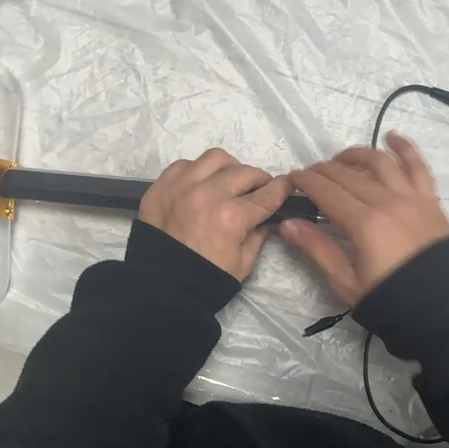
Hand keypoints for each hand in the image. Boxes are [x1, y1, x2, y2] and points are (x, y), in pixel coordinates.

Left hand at [139, 149, 293, 280]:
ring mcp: (182, 186)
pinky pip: (186, 164)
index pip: (267, 194)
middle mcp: (209, 193)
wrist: (160, 288)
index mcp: (232, 216)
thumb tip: (267, 218)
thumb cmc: (205, 280)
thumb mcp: (243, 263)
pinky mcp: (162, 186)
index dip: (283, 188)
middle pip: (245, 172)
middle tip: (259, 190)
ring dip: (229, 168)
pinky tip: (201, 184)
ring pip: (216, 159)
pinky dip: (198, 171)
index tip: (288, 184)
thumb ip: (259, 236)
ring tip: (229, 181)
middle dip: (259, 180)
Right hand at [281, 134, 448, 306]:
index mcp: (364, 223)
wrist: (440, 311)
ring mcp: (412, 198)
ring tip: (340, 159)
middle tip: (309, 176)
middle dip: (324, 170)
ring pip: (380, 162)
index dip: (306, 182)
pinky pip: (418, 166)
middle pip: (349, 174)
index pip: (327, 191)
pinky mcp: (430, 201)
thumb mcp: (346, 282)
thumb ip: (317, 249)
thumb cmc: (389, 300)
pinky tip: (392, 137)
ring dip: (356, 155)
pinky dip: (405, 148)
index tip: (291, 179)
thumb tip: (288, 224)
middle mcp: (387, 201)